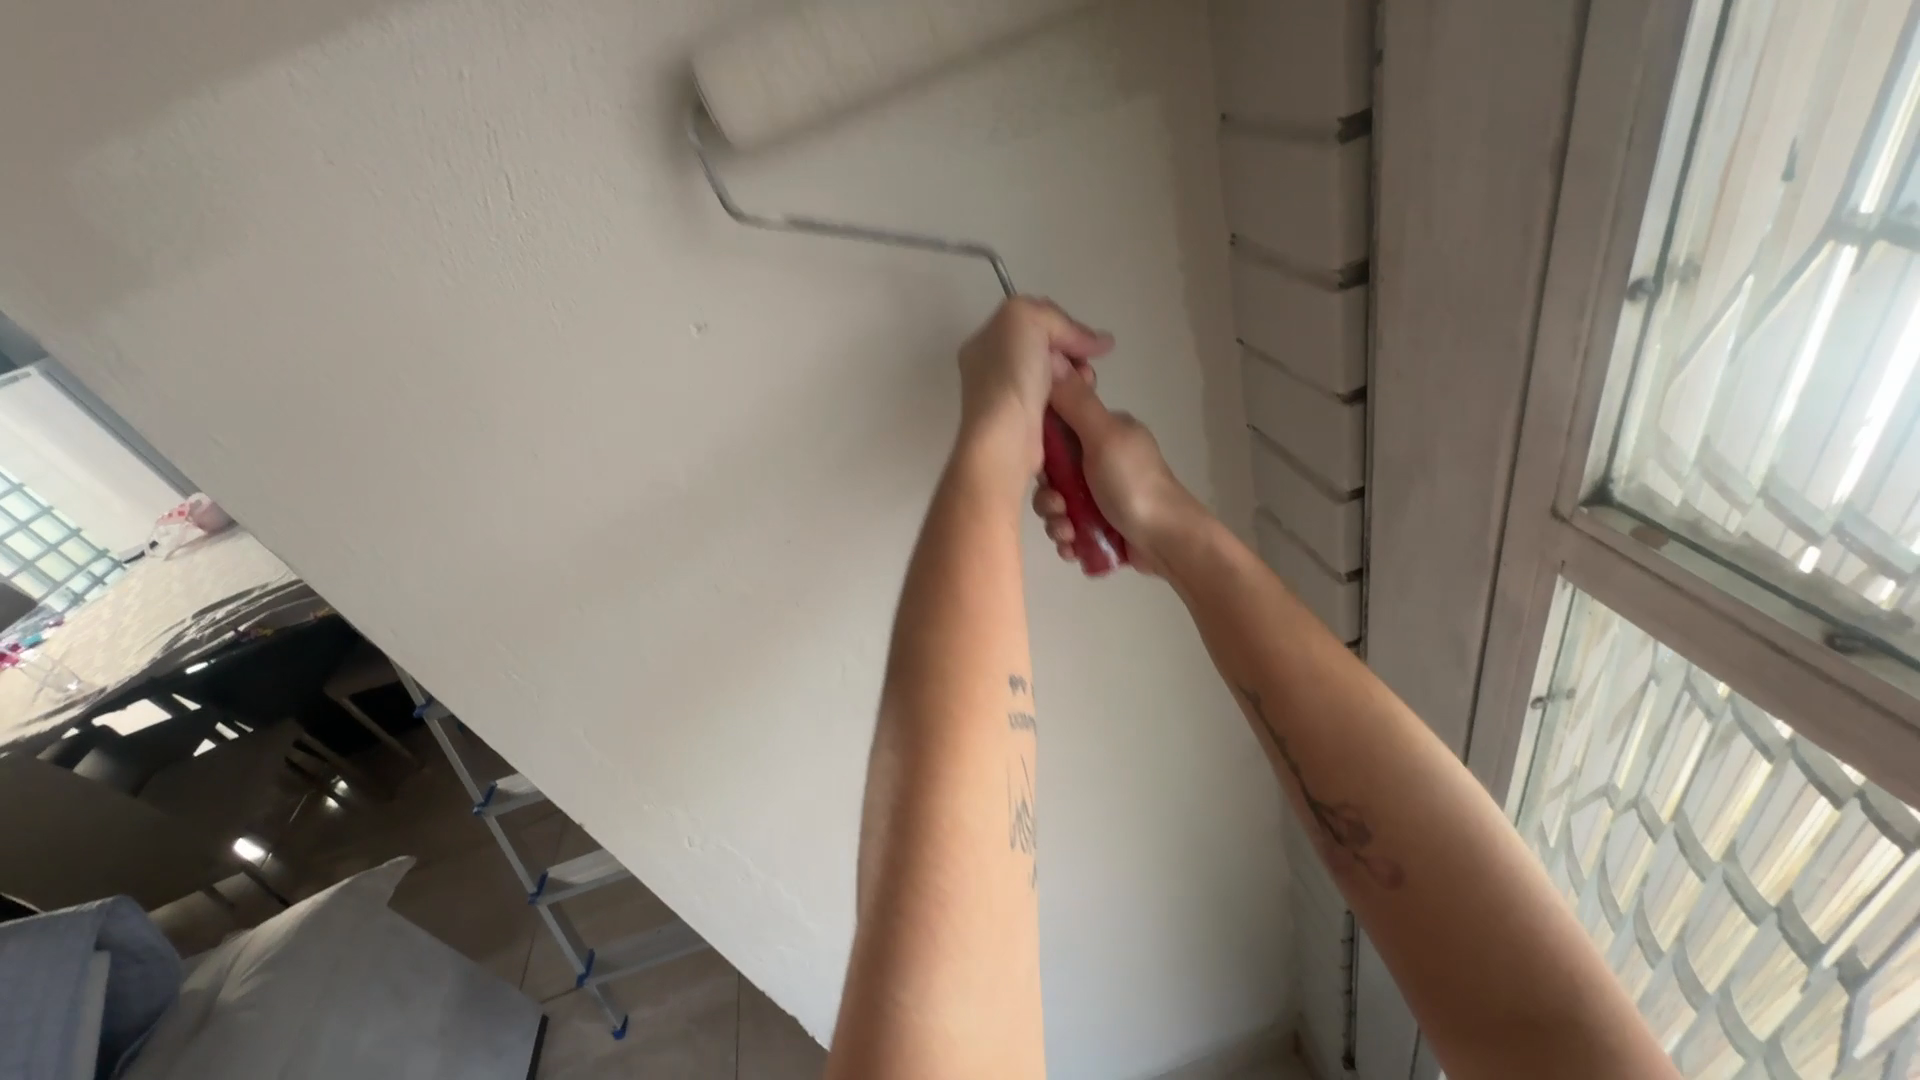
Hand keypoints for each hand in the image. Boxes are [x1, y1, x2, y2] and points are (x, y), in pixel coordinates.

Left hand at [957, 297, 1113, 472]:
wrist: (1006, 438)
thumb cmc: (1010, 375)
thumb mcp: (1024, 319)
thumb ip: (1055, 318)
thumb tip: (1095, 340)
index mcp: (987, 341)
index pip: (1032, 319)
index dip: (1062, 323)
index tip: (1086, 338)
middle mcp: (996, 367)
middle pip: (1048, 348)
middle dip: (1073, 351)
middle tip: (1084, 363)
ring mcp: (1012, 397)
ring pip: (1058, 375)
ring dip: (1078, 375)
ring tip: (1086, 382)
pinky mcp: (1030, 423)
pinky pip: (1060, 401)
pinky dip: (1074, 398)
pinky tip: (1081, 400)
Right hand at [1034, 376, 1204, 577]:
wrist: (1168, 542)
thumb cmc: (1135, 484)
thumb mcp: (1104, 437)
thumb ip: (1075, 402)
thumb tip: (1050, 354)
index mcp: (1103, 432)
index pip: (1055, 429)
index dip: (1040, 449)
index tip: (1041, 468)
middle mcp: (1100, 459)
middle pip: (1052, 472)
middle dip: (1048, 494)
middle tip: (1058, 507)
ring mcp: (1101, 494)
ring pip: (1057, 503)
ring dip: (1056, 521)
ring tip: (1068, 532)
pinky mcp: (1100, 524)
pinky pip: (1069, 527)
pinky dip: (1067, 538)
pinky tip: (1073, 546)